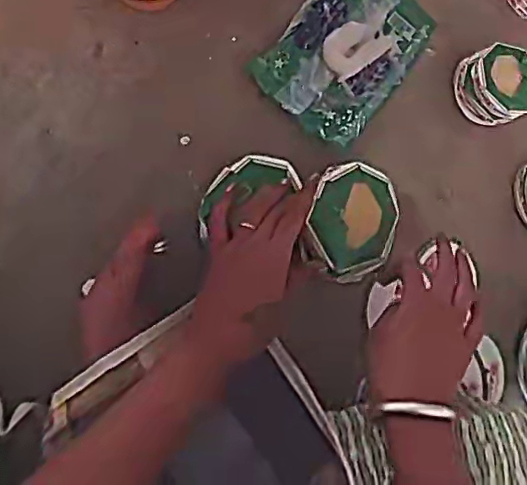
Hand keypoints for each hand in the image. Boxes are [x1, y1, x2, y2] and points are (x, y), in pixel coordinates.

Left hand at [186, 183, 315, 368]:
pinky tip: (232, 191)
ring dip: (266, 193)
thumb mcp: (284, 304)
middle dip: (290, 194)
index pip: (294, 217)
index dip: (305, 199)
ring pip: (252, 208)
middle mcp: (254, 243)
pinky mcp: (217, 252)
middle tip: (301, 186)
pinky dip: (225, 202)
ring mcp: (234, 245)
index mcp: (275, 253)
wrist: (213, 342)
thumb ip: (298, 276)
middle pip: (275, 209)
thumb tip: (312, 261)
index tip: (314, 186)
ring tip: (277, 184)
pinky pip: (219, 221)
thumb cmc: (251, 329)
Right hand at [369, 235, 483, 403]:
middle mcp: (440, 306)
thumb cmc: (390, 374)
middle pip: (446, 268)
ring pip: (466, 287)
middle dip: (442, 250)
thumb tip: (397, 302)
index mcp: (416, 300)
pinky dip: (477, 304)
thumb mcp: (376, 335)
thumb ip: (389, 310)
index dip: (401, 263)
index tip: (396, 267)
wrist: (413, 409)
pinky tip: (477, 297)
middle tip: (440, 240)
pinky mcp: (467, 343)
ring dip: (465, 267)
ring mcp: (457, 323)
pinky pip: (477, 318)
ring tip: (462, 255)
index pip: (410, 268)